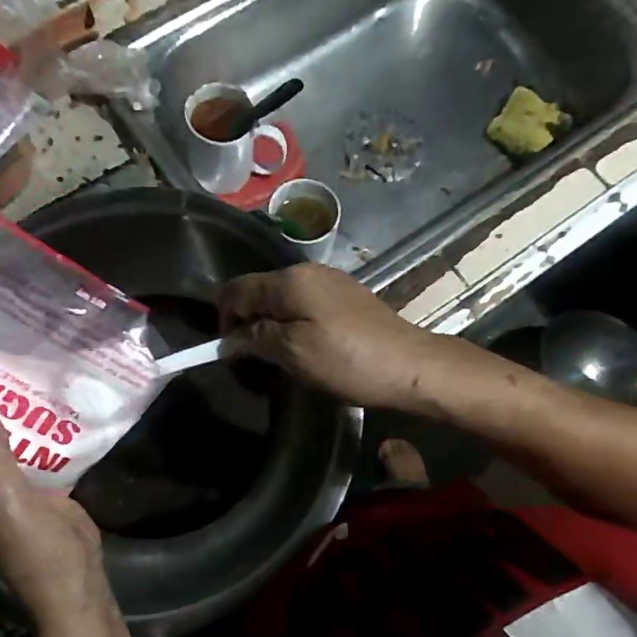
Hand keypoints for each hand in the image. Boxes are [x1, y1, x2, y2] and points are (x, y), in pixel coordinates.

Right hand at [219, 264, 455, 408]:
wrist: (412, 366)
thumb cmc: (348, 361)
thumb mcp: (294, 353)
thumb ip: (257, 339)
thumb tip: (232, 338)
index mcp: (290, 279)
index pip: (236, 289)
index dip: (225, 320)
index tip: (231, 354)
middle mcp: (309, 270)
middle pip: (260, 292)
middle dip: (248, 325)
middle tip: (254, 363)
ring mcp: (332, 282)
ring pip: (283, 301)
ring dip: (273, 328)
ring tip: (280, 360)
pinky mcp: (348, 298)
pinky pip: (306, 306)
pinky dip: (296, 326)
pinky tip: (307, 350)